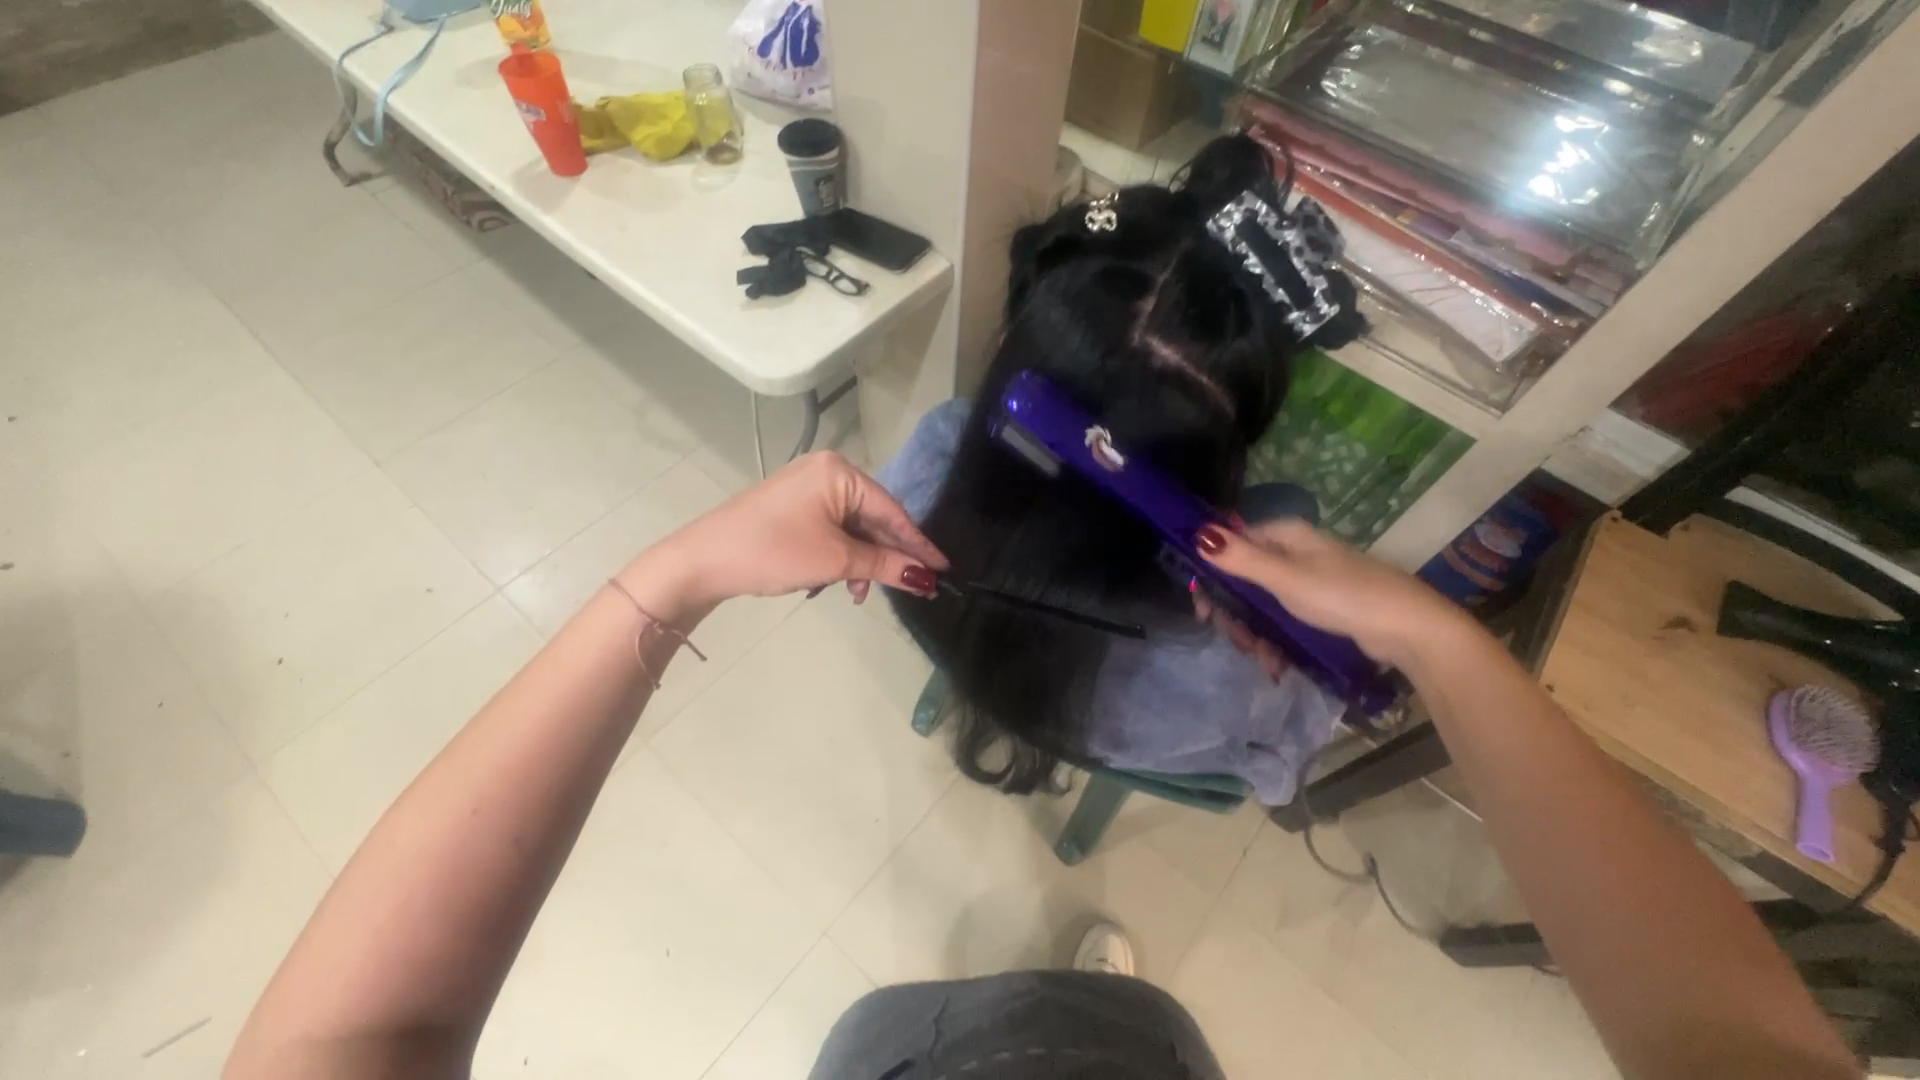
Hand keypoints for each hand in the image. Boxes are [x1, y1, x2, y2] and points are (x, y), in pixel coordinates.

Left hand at [620, 452, 948, 622]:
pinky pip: (831, 529)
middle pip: (873, 518)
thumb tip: (927, 578)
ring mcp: (806, 488)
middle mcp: (826, 471)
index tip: (944, 570)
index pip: (892, 510)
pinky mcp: (791, 507)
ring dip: (862, 562)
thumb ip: (885, 566)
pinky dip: (841, 556)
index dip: (918, 544)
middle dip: (887, 556)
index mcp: (840, 472)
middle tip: (910, 588)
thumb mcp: (836, 561)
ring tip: (859, 594)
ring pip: (852, 528)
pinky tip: (840, 582)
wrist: (702, 560)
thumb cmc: (774, 551)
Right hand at [1197, 519, 1468, 668]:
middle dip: (1236, 615)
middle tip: (1238, 641)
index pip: (1233, 545)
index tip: (1203, 608)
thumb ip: (1241, 559)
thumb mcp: (1286, 578)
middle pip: (1244, 580)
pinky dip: (1276, 642)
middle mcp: (1295, 553)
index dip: (1213, 575)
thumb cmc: (1345, 597)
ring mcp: (1310, 582)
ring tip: (1264, 660)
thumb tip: (1198, 534)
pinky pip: (1284, 621)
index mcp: (1286, 536)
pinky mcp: (1322, 608)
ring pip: (1262, 605)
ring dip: (1255, 635)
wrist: (1409, 630)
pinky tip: (1278, 664)